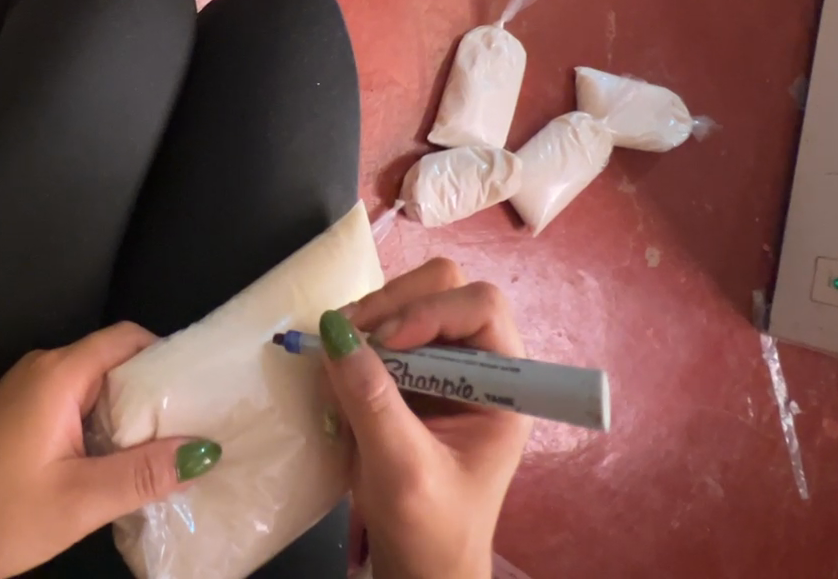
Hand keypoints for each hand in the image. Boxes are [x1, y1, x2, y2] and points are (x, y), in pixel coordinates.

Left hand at [0, 322, 222, 578]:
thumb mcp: (77, 502)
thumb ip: (142, 473)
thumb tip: (204, 449)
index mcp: (58, 374)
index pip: (127, 338)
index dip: (168, 355)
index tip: (202, 388)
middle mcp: (42, 368)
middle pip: (113, 359)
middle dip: (154, 389)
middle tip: (194, 426)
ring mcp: (24, 391)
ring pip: (93, 385)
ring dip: (127, 413)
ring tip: (165, 450)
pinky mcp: (14, 416)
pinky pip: (71, 404)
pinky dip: (100, 425)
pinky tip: (116, 464)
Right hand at [319, 258, 531, 578]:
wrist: (416, 566)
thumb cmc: (428, 530)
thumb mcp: (401, 470)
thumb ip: (371, 400)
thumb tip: (334, 331)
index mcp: (503, 386)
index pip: (481, 306)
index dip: (432, 311)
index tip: (387, 343)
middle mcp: (475, 362)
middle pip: (441, 286)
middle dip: (393, 303)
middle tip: (352, 335)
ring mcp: (437, 360)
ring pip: (405, 296)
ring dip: (368, 316)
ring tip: (337, 355)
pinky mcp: (403, 367)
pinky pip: (376, 323)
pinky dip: (352, 335)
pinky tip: (336, 368)